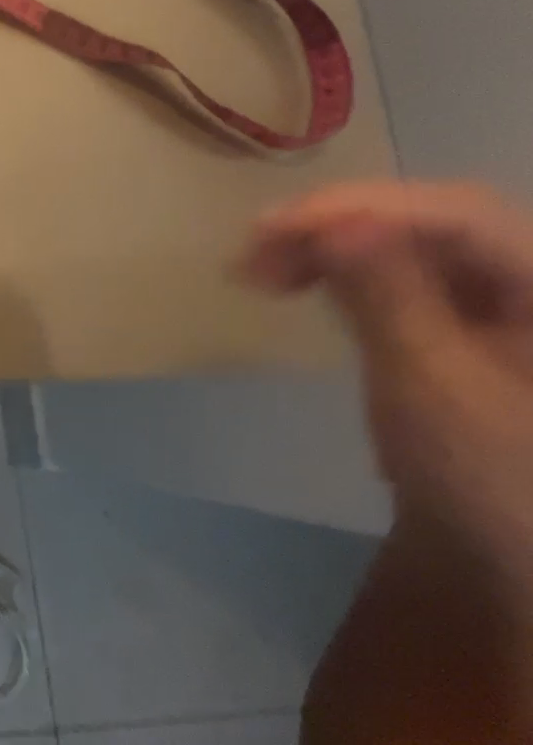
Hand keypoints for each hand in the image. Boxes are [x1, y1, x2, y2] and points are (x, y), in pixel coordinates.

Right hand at [242, 182, 532, 567]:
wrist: (511, 552)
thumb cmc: (487, 476)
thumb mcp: (432, 386)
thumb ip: (388, 296)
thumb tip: (333, 221)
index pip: (460, 215)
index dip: (360, 207)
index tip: (264, 230)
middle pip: (436, 217)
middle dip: (337, 223)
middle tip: (251, 252)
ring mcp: (513, 298)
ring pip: (414, 237)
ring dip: (330, 242)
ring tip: (262, 269)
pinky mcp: (474, 317)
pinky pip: (407, 267)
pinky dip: (344, 266)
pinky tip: (301, 281)